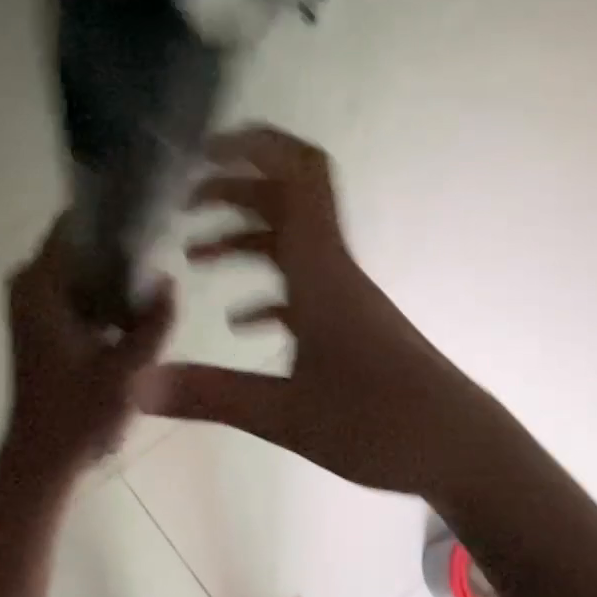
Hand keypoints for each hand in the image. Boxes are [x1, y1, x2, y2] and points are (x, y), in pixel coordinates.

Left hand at [2, 217, 175, 476]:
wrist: (42, 460)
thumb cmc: (79, 414)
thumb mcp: (128, 368)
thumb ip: (155, 321)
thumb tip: (171, 279)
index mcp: (40, 284)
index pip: (75, 222)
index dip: (114, 217)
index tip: (152, 219)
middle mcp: (29, 286)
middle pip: (82, 246)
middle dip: (121, 250)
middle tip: (165, 256)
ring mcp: (32, 307)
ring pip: (82, 272)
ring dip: (116, 277)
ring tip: (157, 284)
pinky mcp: (41, 327)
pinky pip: (77, 294)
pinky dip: (104, 299)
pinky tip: (137, 314)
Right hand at [138, 124, 505, 497]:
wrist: (459, 450)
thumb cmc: (378, 424)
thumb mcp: (283, 414)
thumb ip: (209, 395)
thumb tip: (136, 386)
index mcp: (320, 272)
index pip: (297, 176)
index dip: (255, 147)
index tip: (204, 149)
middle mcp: (335, 272)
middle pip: (288, 201)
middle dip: (235, 191)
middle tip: (183, 208)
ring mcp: (347, 300)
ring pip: (293, 245)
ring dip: (246, 240)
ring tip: (197, 260)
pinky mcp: (354, 328)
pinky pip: (304, 288)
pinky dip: (267, 289)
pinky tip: (241, 323)